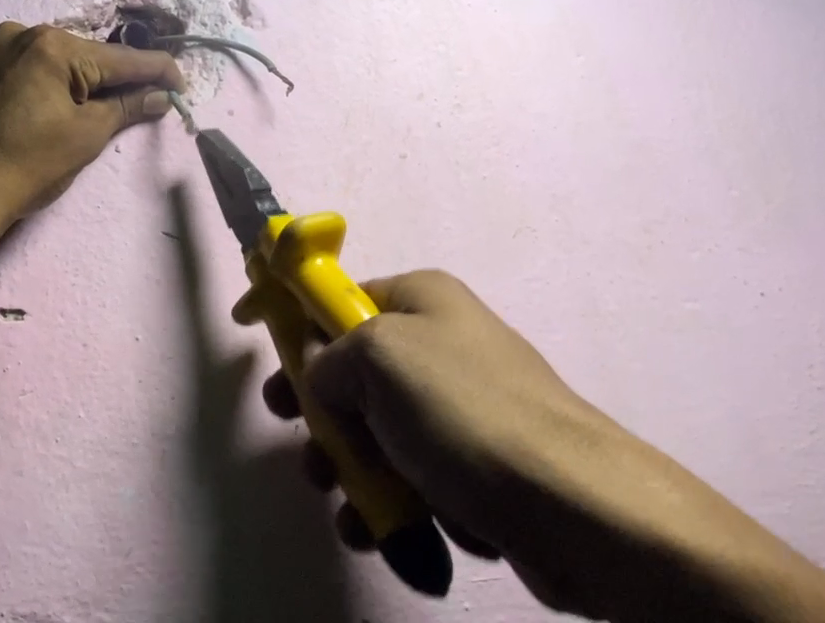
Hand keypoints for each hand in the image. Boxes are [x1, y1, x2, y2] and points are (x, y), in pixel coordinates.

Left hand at [0, 22, 182, 274]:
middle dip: (111, 79)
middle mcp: (18, 34)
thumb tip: (159, 96)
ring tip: (89, 113)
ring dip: (74, 82)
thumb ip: (126, 108)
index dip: (156, 71)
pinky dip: (40, 86)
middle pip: (83, 56)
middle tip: (139, 102)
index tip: (181, 81)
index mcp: (51, 45)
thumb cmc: (25, 167)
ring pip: (49, 62)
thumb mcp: (86, 137)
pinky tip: (45, 112)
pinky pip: (19, 71)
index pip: (119, 58)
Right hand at [268, 270, 824, 622]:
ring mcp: (460, 411)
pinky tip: (383, 533)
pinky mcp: (477, 470)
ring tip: (347, 501)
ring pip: (375, 433)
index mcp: (420, 300)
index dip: (290, 308)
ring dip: (350, 469)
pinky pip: (410, 478)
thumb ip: (330, 356)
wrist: (577, 508)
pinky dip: (390, 505)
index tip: (246, 323)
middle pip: (351, 370)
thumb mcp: (377, 358)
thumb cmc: (465, 412)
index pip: (337, 291)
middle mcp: (441, 346)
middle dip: (322, 413)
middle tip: (303, 437)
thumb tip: (325, 377)